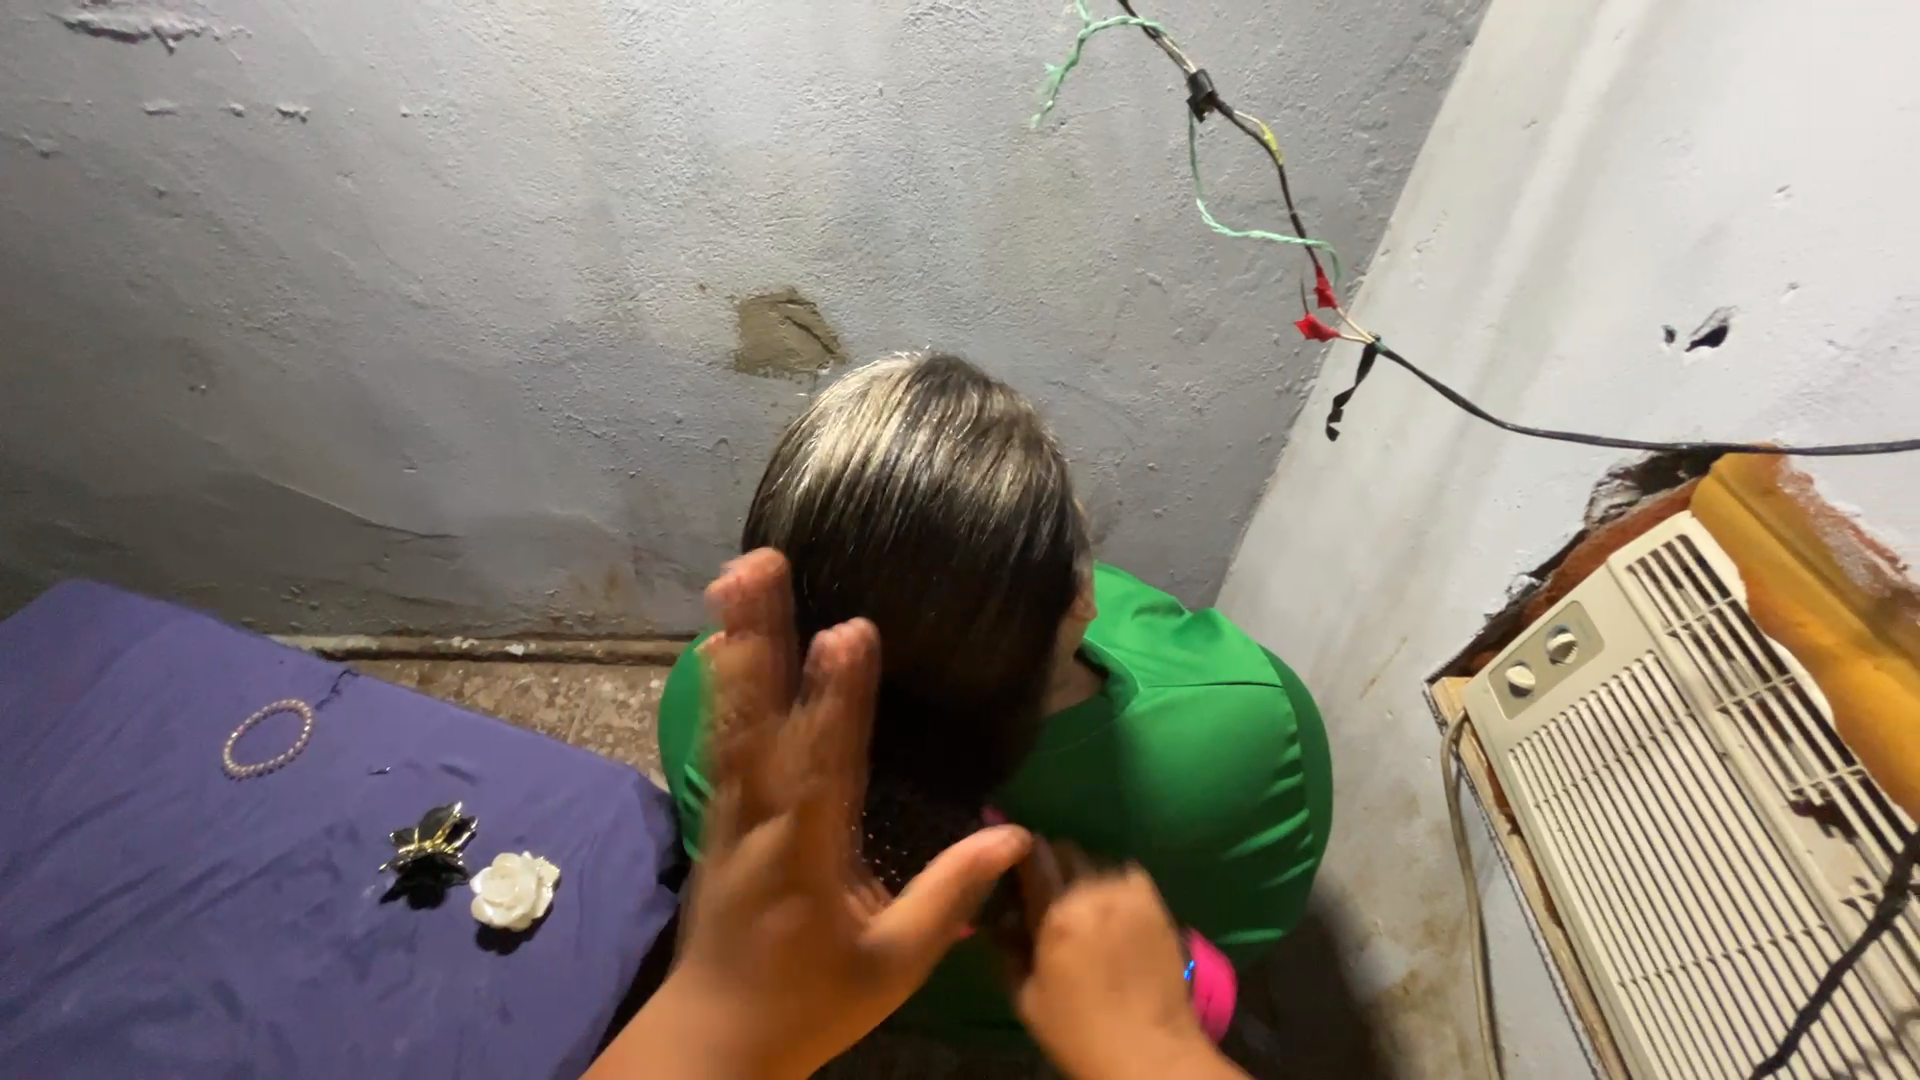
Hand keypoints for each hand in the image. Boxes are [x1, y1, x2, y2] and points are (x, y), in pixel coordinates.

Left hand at [592, 550, 1031, 1079]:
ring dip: (737, 648)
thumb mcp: (893, 964)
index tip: (851, 630)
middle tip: (757, 568)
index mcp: (809, 853)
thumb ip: (951, 896)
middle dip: (762, 639)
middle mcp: (761, 819)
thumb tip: (1012, 836)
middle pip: (761, 721)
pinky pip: (719, 741)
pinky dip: (721, 688)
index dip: (840, 696)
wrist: (714, 1044)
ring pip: (732, 721)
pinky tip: (721, 645)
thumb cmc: (809, 1004)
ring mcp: (728, 813)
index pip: (828, 762)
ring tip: (733, 581)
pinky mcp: (714, 815)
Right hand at [1010, 842, 1245, 1079]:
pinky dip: (1113, 877)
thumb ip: (1006, 951)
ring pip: (1095, 857)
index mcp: (1055, 915)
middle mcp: (1091, 893)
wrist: (1149, 1052)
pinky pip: (1126, 869)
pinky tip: (1111, 901)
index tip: (1016, 865)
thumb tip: (996, 918)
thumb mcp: (1027, 999)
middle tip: (1047, 888)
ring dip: (1082, 870)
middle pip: (1064, 849)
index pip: (1033, 856)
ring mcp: (1126, 894)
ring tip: (1080, 897)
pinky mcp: (1154, 901)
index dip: (1022, 855)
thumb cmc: (1080, 1032)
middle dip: (1051, 862)